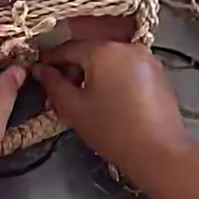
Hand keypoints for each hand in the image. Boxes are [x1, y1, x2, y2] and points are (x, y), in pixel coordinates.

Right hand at [32, 41, 196, 185]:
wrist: (159, 152)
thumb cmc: (112, 129)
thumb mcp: (74, 108)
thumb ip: (53, 84)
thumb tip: (40, 69)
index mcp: (103, 51)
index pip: (67, 48)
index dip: (50, 61)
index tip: (38, 75)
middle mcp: (126, 46)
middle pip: (89, 52)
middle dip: (71, 71)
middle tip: (58, 98)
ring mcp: (146, 58)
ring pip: (108, 60)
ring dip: (91, 75)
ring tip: (81, 101)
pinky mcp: (157, 72)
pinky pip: (125, 68)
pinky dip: (111, 78)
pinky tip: (106, 100)